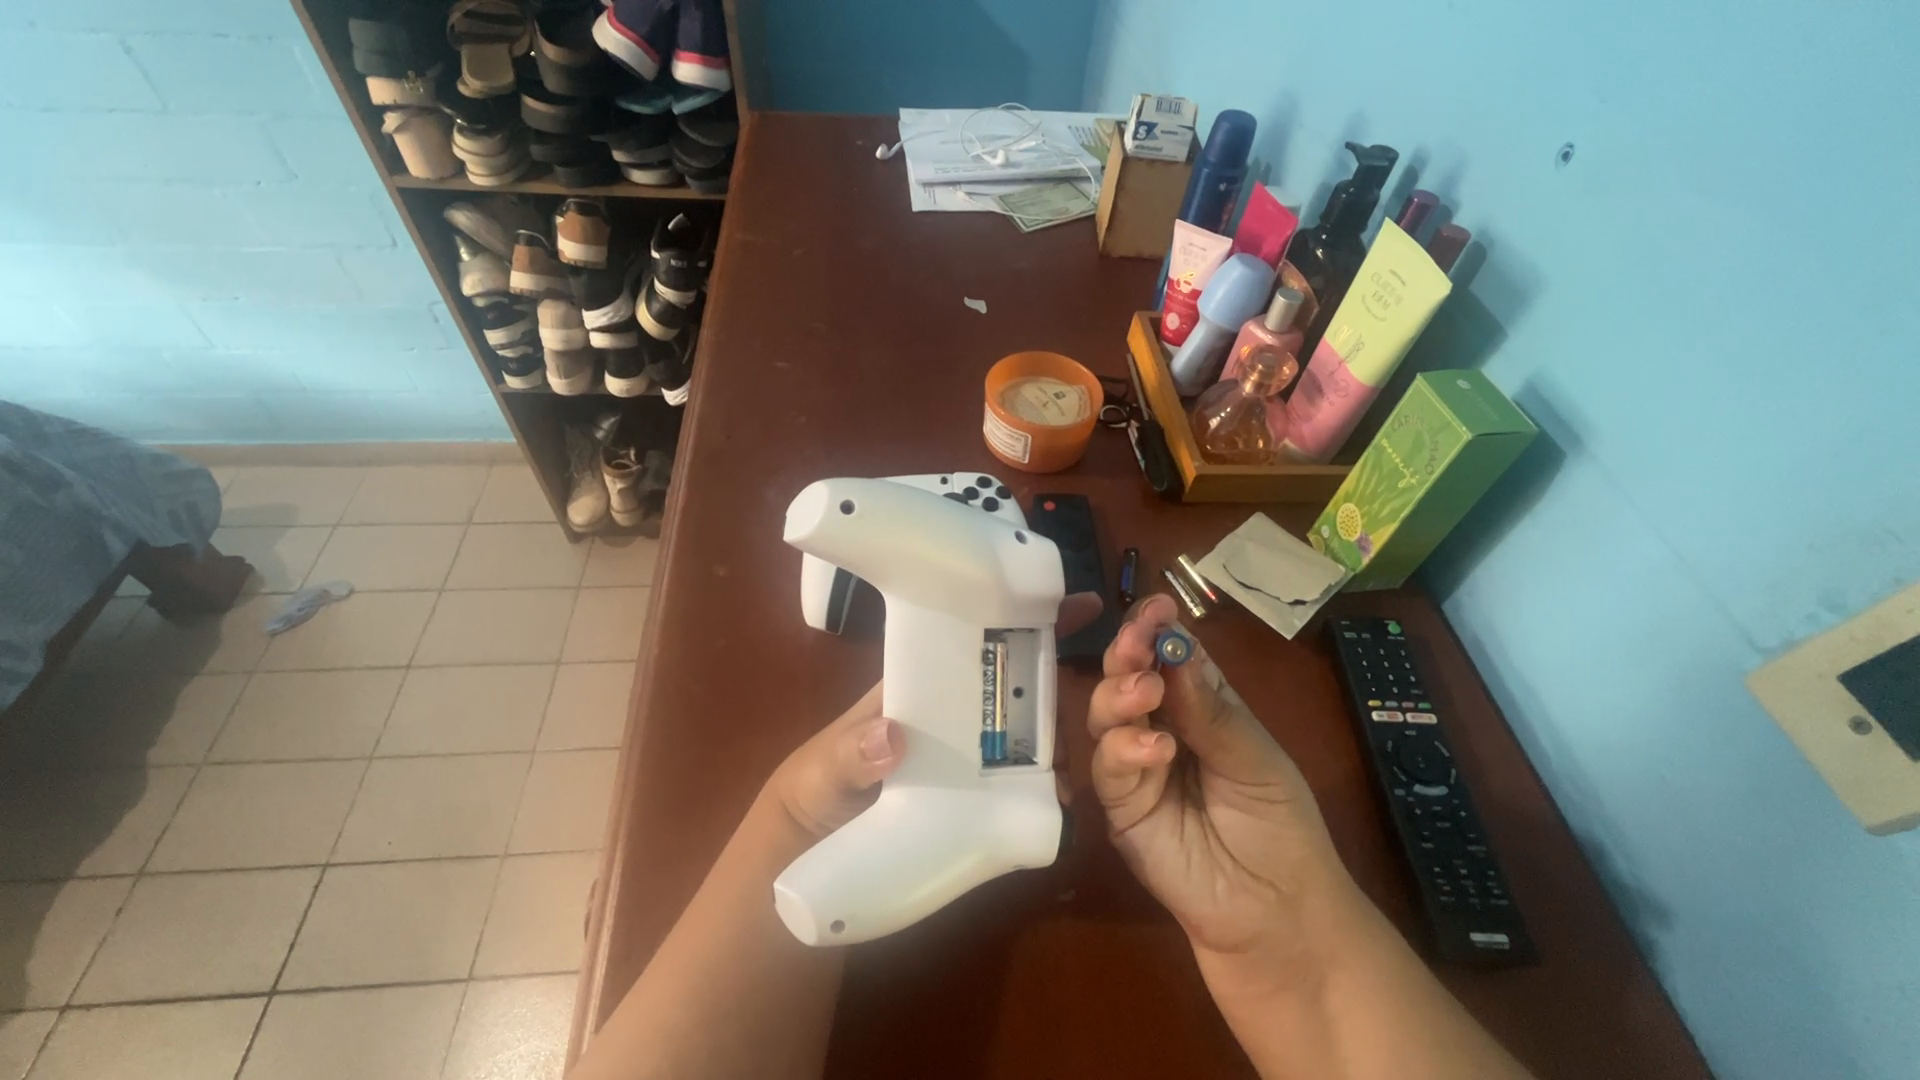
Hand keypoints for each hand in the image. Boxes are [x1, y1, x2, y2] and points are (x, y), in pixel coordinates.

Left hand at [765, 591, 1106, 839]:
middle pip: (1013, 693)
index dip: (1018, 622)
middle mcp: (950, 727)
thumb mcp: (817, 775)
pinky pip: (1019, 800)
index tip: (1074, 603)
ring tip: (1107, 745)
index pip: (970, 645)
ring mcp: (965, 773)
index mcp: (915, 693)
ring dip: (1064, 739)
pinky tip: (1072, 801)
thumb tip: (894, 737)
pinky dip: (1049, 797)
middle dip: (1058, 683)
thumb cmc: (805, 805)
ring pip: (1026, 743)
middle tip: (1116, 689)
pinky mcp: (973, 818)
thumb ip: (844, 756)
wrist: (796, 878)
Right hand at [1089, 595, 1354, 962]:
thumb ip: (1211, 710)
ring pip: (1105, 716)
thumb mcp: (1257, 758)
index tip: (1155, 607)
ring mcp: (1135, 768)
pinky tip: (1154, 747)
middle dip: (1127, 653)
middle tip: (1136, 641)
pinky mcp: (1119, 808)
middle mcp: (1160, 727)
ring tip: (1146, 691)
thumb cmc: (1280, 827)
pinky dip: (1124, 749)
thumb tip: (1174, 652)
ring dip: (1119, 695)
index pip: (1169, 657)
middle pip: (1127, 679)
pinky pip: (1108, 769)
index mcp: (1199, 707)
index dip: (1158, 631)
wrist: (1276, 913)